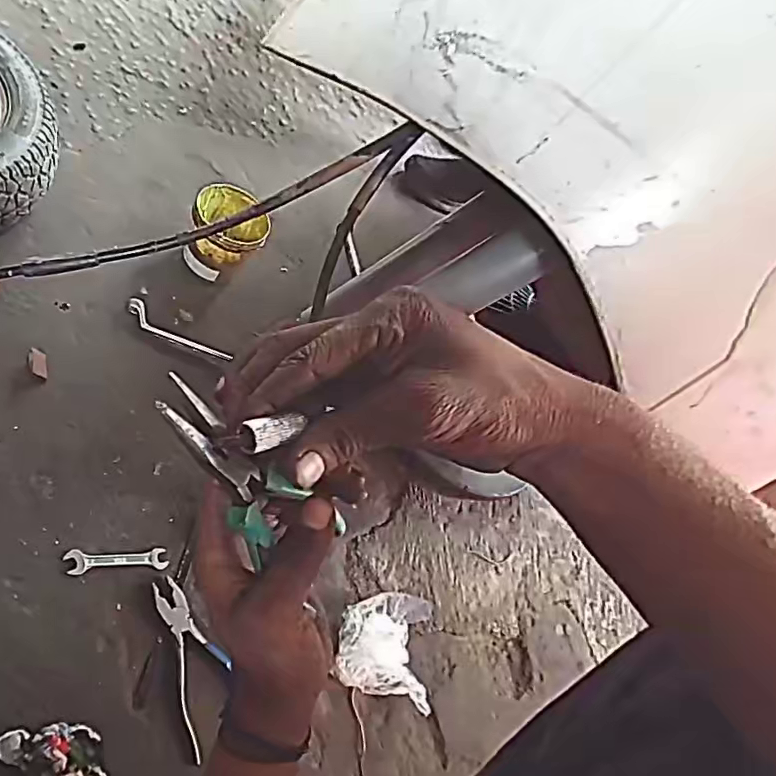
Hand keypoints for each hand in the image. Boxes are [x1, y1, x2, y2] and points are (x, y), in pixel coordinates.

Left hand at [193, 485, 337, 745]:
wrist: (287, 695)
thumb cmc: (266, 661)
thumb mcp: (276, 605)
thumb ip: (295, 557)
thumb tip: (315, 510)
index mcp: (215, 558)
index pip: (218, 498)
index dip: (238, 470)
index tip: (268, 449)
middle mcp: (235, 553)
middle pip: (251, 502)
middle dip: (277, 482)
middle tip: (306, 465)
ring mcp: (262, 560)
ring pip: (277, 516)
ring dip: (298, 500)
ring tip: (321, 482)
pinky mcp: (287, 569)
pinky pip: (297, 535)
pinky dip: (311, 522)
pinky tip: (327, 511)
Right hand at [221, 288, 618, 490]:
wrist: (543, 424)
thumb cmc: (504, 399)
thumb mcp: (421, 410)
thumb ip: (351, 432)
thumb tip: (296, 459)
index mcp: (391, 317)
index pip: (313, 350)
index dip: (274, 387)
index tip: (248, 418)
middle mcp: (377, 330)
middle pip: (296, 350)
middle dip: (259, 383)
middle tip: (232, 416)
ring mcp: (375, 357)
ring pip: (304, 371)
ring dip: (273, 397)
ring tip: (243, 420)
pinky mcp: (377, 385)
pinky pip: (324, 396)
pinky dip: (298, 414)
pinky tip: (283, 429)